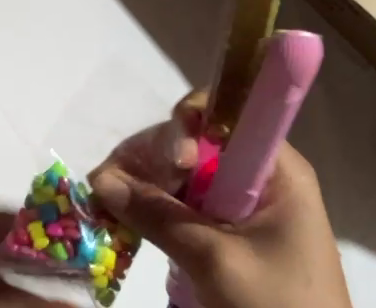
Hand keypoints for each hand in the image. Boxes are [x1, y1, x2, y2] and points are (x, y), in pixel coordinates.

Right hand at [90, 93, 352, 307]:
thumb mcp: (215, 261)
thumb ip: (158, 216)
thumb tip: (99, 180)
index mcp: (276, 168)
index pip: (226, 113)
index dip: (188, 123)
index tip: (168, 161)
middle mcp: (260, 174)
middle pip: (195, 141)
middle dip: (152, 158)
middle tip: (109, 184)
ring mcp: (245, 204)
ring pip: (185, 173)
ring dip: (146, 183)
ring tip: (108, 202)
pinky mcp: (233, 231)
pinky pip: (188, 204)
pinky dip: (157, 207)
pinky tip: (128, 216)